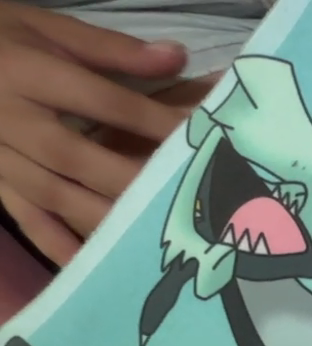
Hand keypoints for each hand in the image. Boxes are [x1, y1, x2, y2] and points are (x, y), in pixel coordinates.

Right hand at [0, 1, 188, 262]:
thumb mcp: (39, 25)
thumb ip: (110, 49)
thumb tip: (177, 55)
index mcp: (24, 73)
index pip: (104, 103)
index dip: (159, 124)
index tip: (209, 144)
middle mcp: (7, 119)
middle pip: (79, 158)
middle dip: (138, 183)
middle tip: (195, 206)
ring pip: (58, 195)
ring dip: (112, 220)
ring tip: (165, 241)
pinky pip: (29, 220)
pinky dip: (64, 248)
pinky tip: (102, 271)